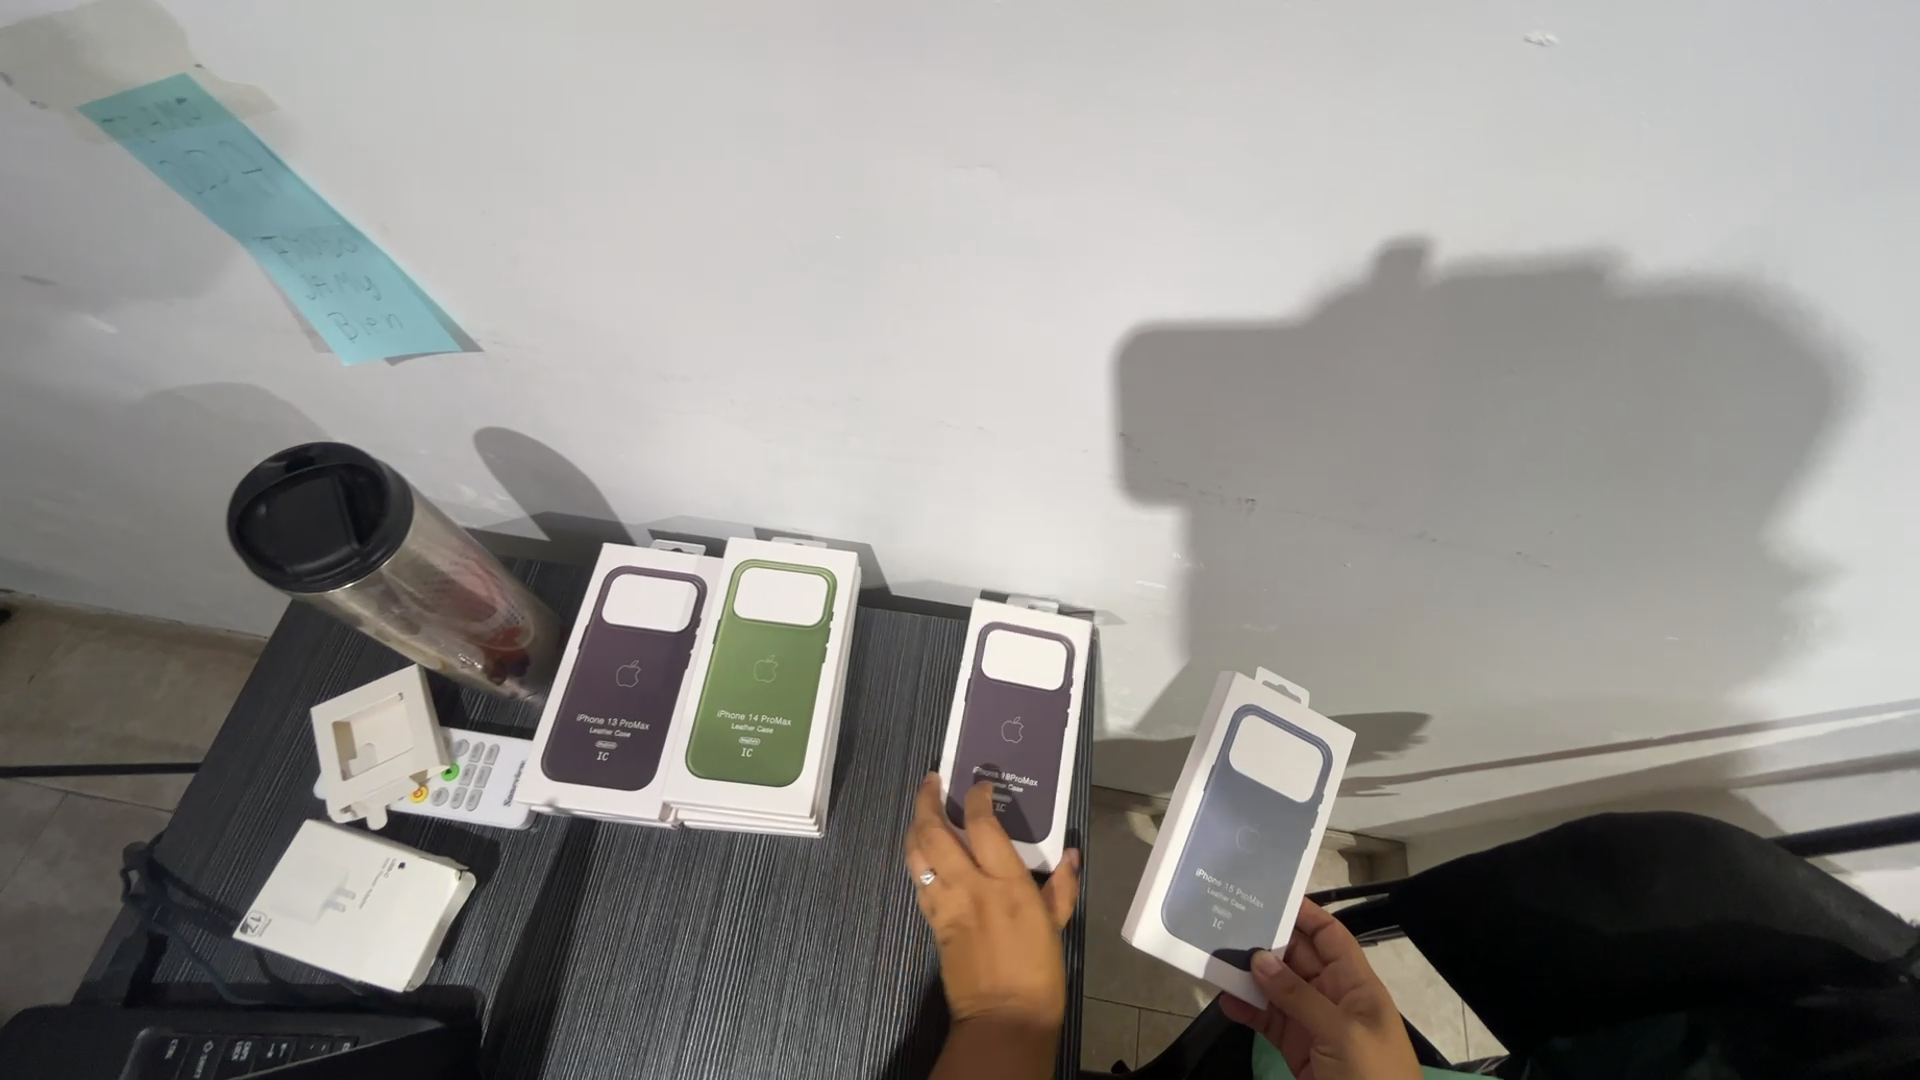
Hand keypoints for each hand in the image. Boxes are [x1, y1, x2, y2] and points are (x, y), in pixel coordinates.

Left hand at [904, 773, 1080, 1029]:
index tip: (978, 783)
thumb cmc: (1038, 973)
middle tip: (931, 781)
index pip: (982, 824)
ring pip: (918, 854)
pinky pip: (919, 883)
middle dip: (927, 800)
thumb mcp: (1056, 926)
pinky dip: (917, 860)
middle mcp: (970, 885)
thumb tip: (1071, 855)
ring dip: (915, 826)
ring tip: (921, 809)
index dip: (976, 797)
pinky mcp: (933, 923)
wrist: (1004, 1022)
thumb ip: (1062, 888)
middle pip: (935, 831)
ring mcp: (946, 904)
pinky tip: (923, 852)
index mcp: (1005, 882)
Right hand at [1218, 899, 1421, 1079]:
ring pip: (1275, 986)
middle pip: (1296, 957)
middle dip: (1265, 939)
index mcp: (1356, 986)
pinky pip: (1266, 1018)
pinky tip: (1224, 999)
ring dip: (1248, 973)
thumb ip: (1298, 995)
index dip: (1305, 913)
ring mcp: (1312, 1024)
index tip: (1269, 893)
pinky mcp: (1295, 1049)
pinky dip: (1245, 1008)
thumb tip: (1257, 958)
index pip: (1330, 936)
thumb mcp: (1343, 1035)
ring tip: (1216, 954)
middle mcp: (1332, 998)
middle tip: (1227, 918)